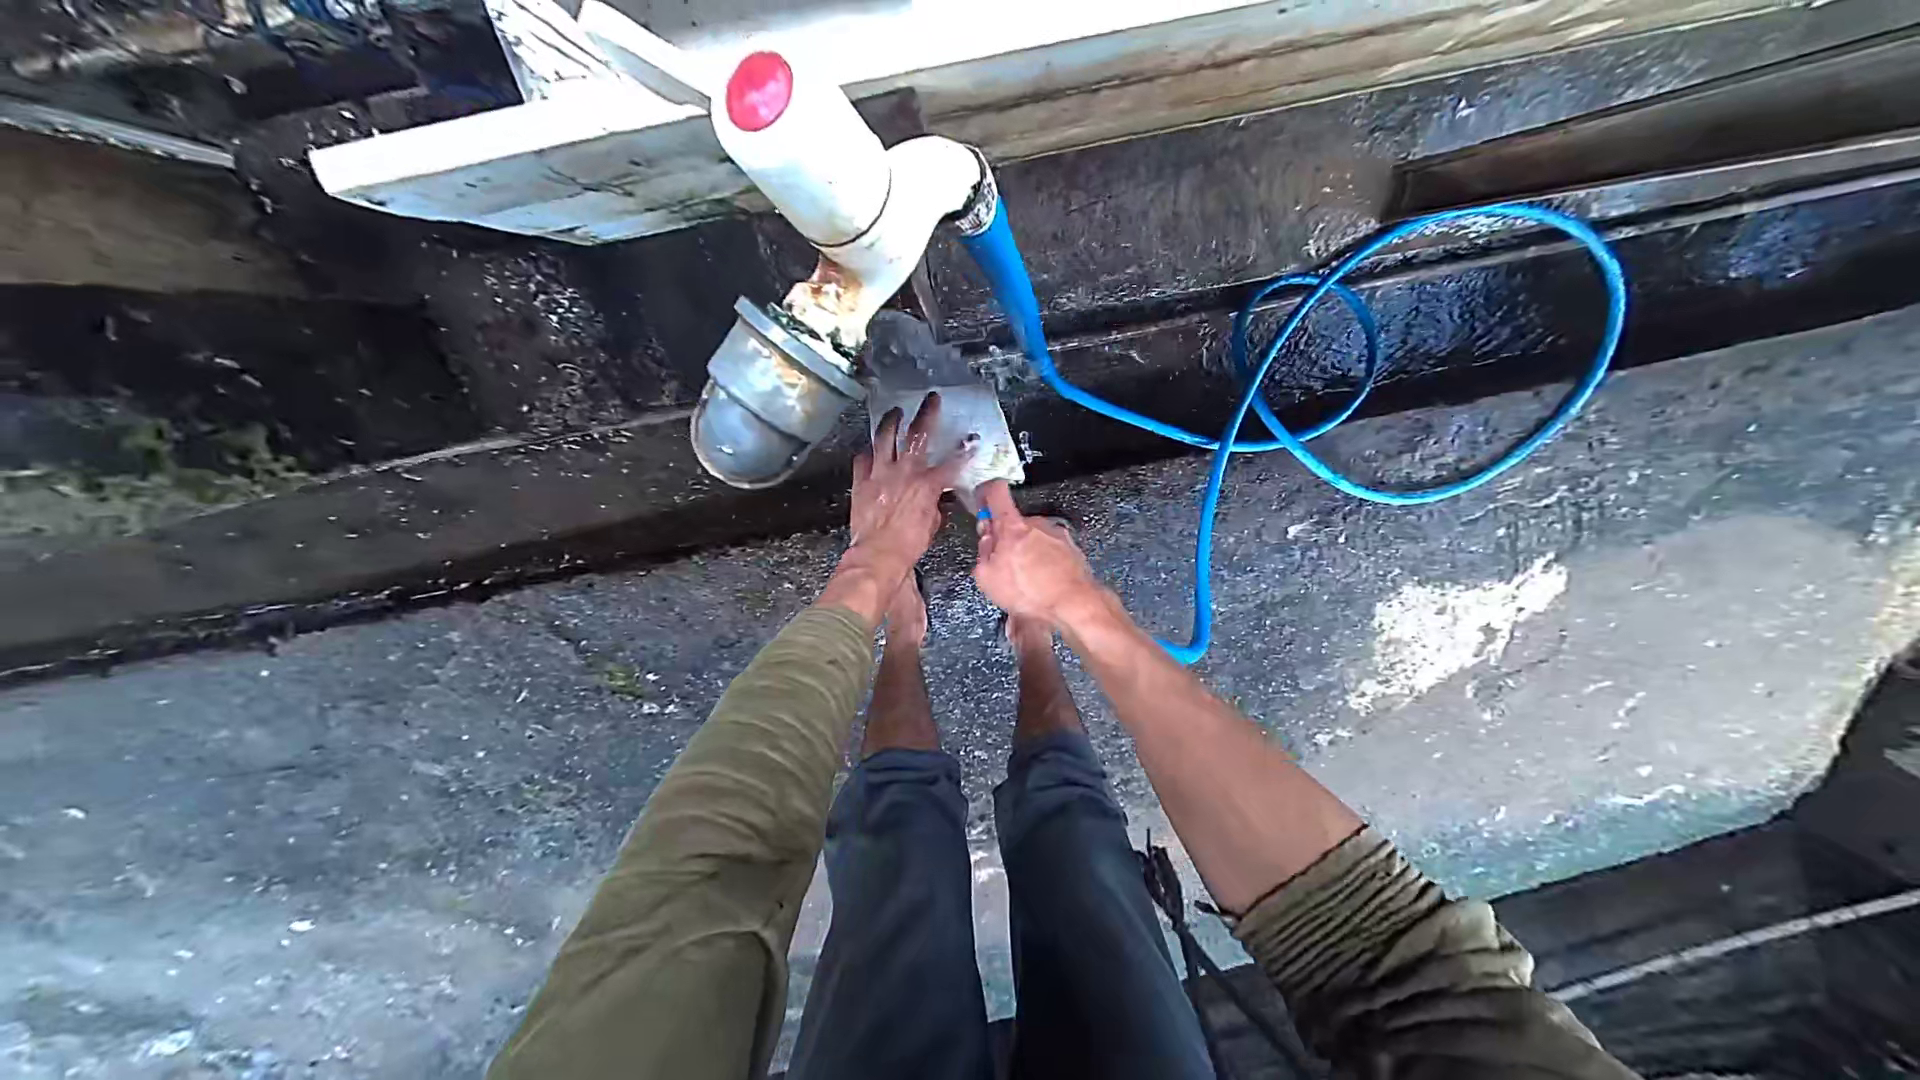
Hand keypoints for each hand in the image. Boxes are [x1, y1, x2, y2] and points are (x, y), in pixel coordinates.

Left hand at [821, 394, 972, 624]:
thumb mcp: (932, 525)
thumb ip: (934, 505)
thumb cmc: (907, 545)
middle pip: (917, 434)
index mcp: (927, 484)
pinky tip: (869, 450)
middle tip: (930, 400)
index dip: (963, 451)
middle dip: (927, 414)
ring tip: (895, 412)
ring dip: (891, 422)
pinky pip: (862, 460)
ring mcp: (880, 474)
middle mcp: (904, 472)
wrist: (878, 554)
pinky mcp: (861, 482)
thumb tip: (934, 501)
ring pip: (885, 438)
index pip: (952, 462)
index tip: (969, 441)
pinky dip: (866, 453)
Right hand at [972, 481, 1105, 628]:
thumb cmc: (1032, 592)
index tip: (983, 502)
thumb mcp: (987, 577)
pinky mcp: (1071, 549)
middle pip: (1015, 523)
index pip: (997, 492)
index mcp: (1013, 527)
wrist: (1072, 604)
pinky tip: (1041, 583)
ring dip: (1027, 553)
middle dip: (1007, 539)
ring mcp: (1057, 535)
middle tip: (1003, 562)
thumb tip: (985, 544)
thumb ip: (983, 552)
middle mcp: (1037, 525)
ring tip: (1025, 580)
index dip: (986, 494)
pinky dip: (1044, 563)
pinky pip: (1050, 551)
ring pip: (1034, 538)